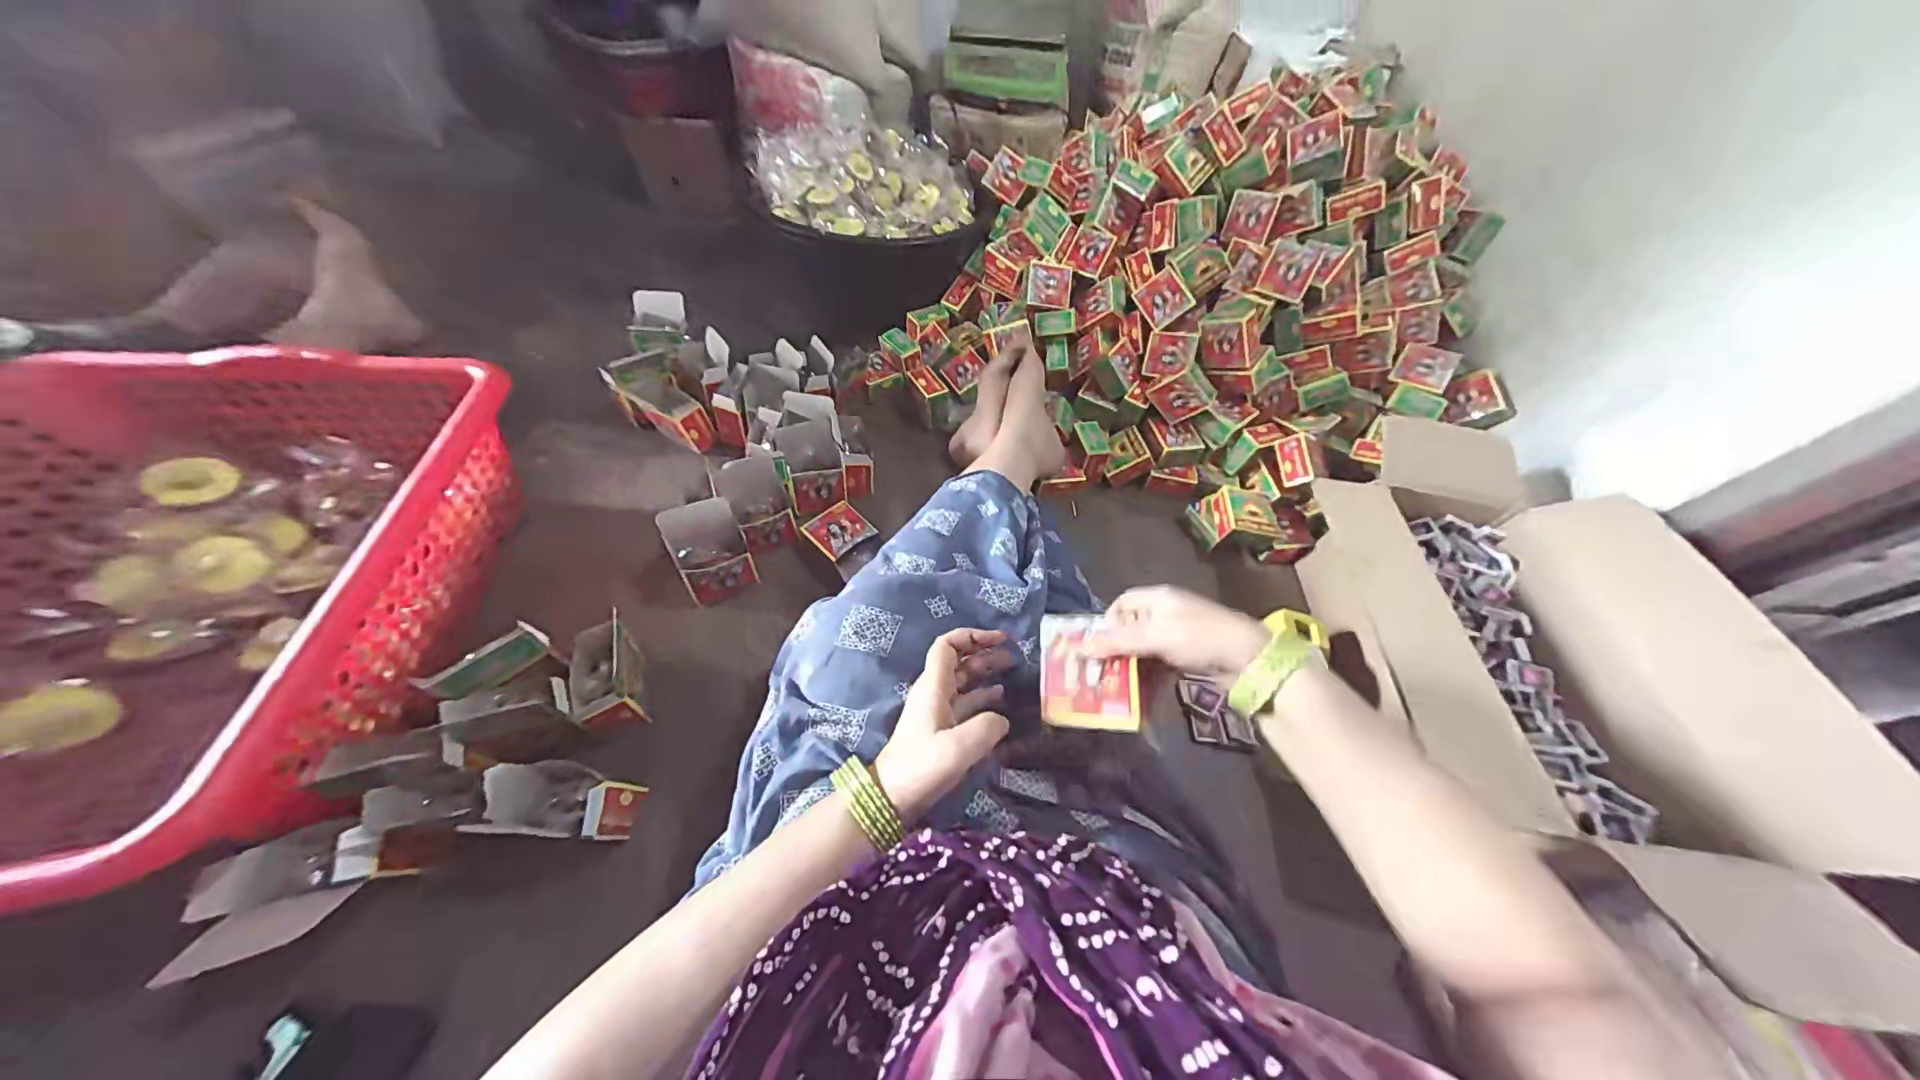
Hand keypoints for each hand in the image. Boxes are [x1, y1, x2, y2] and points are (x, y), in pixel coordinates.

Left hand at [873, 628, 1014, 820]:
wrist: (892, 796)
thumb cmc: (922, 766)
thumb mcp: (959, 748)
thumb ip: (987, 728)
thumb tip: (1001, 719)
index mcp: (933, 687)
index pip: (947, 645)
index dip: (972, 636)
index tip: (999, 640)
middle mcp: (933, 692)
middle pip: (958, 661)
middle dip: (984, 652)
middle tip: (1013, 654)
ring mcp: (935, 710)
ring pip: (962, 681)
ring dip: (985, 672)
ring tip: (1011, 671)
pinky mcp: (939, 728)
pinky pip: (963, 702)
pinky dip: (982, 696)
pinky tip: (1000, 701)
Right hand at [1081, 585, 1269, 680]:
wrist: (1249, 659)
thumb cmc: (1199, 637)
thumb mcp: (1155, 637)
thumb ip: (1118, 642)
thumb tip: (1080, 646)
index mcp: (1158, 599)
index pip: (1122, 604)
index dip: (1108, 622)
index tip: (1100, 646)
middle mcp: (1165, 614)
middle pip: (1130, 629)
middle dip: (1116, 650)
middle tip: (1103, 673)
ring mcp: (1177, 636)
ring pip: (1143, 651)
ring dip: (1131, 668)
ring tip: (1119, 689)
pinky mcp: (1186, 657)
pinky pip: (1158, 666)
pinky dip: (1148, 679)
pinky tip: (1142, 695)